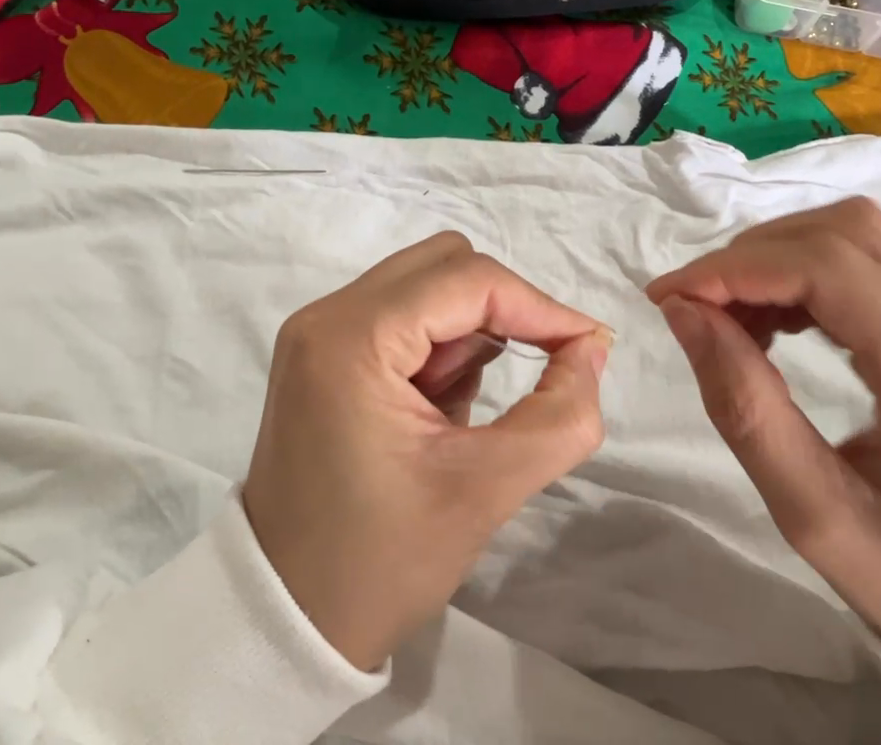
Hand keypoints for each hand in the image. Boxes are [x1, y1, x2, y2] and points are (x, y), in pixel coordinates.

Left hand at [243, 233, 612, 670]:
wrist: (287, 615)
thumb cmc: (380, 562)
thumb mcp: (484, 490)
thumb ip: (559, 416)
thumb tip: (592, 350)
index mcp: (350, 339)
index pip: (467, 280)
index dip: (540, 307)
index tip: (592, 348)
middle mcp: (325, 317)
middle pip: (444, 266)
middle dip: (503, 312)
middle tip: (531, 377)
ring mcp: (318, 335)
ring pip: (426, 287)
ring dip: (469, 334)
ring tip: (462, 416)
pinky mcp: (323, 358)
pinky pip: (403, 319)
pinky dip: (441, 349)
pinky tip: (438, 414)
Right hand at [645, 199, 880, 651]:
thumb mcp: (812, 514)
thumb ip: (743, 406)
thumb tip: (683, 313)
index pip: (831, 270)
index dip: (737, 268)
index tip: (669, 298)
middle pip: (853, 231)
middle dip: (756, 254)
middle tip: (696, 305)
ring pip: (867, 237)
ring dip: (783, 258)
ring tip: (733, 315)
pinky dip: (813, 273)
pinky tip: (780, 319)